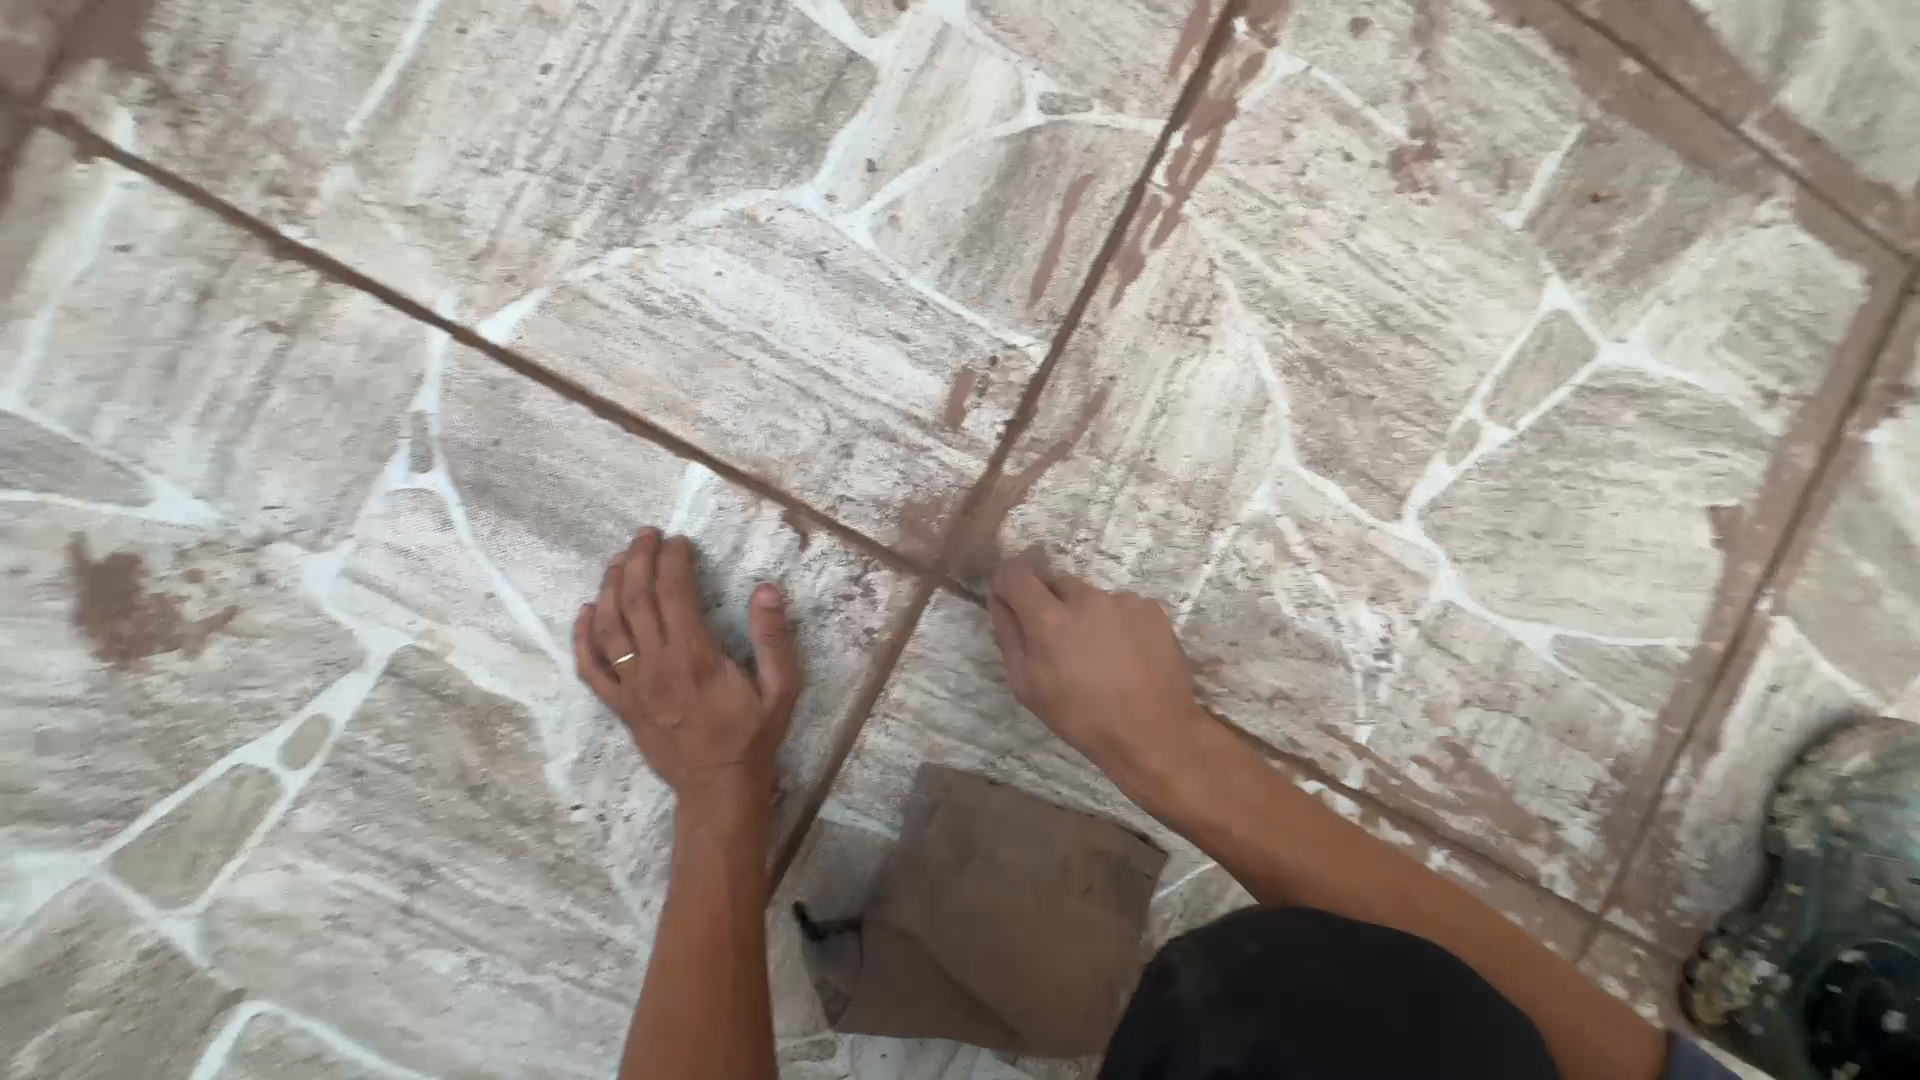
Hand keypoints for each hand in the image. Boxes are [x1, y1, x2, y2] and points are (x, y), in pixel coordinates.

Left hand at [574, 528, 801, 818]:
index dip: (673, 560)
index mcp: (695, 657)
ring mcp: (632, 686)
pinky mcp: (620, 705)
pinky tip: (585, 611)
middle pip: (635, 600)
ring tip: (620, 560)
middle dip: (638, 559)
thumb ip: (773, 638)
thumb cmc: (752, 736)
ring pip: (607, 626)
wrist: (718, 787)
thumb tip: (766, 589)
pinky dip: (582, 636)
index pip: (674, 592)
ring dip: (610, 586)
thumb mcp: (781, 688)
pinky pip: (589, 667)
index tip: (680, 541)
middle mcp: (656, 665)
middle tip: (646, 535)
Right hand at [987, 559, 1215, 799]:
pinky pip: (1121, 607)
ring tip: (1100, 656)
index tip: (1010, 600)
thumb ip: (1008, 635)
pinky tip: (1126, 655)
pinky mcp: (1151, 608)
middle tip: (1061, 644)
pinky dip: (1117, 623)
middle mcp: (1086, 598)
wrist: (1154, 734)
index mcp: (1049, 619)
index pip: (1015, 573)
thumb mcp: (1027, 687)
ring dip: (1086, 615)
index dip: (1007, 582)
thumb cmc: (1081, 718)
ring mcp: (1123, 600)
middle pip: (1055, 583)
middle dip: (1050, 605)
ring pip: (1090, 597)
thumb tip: (999, 600)